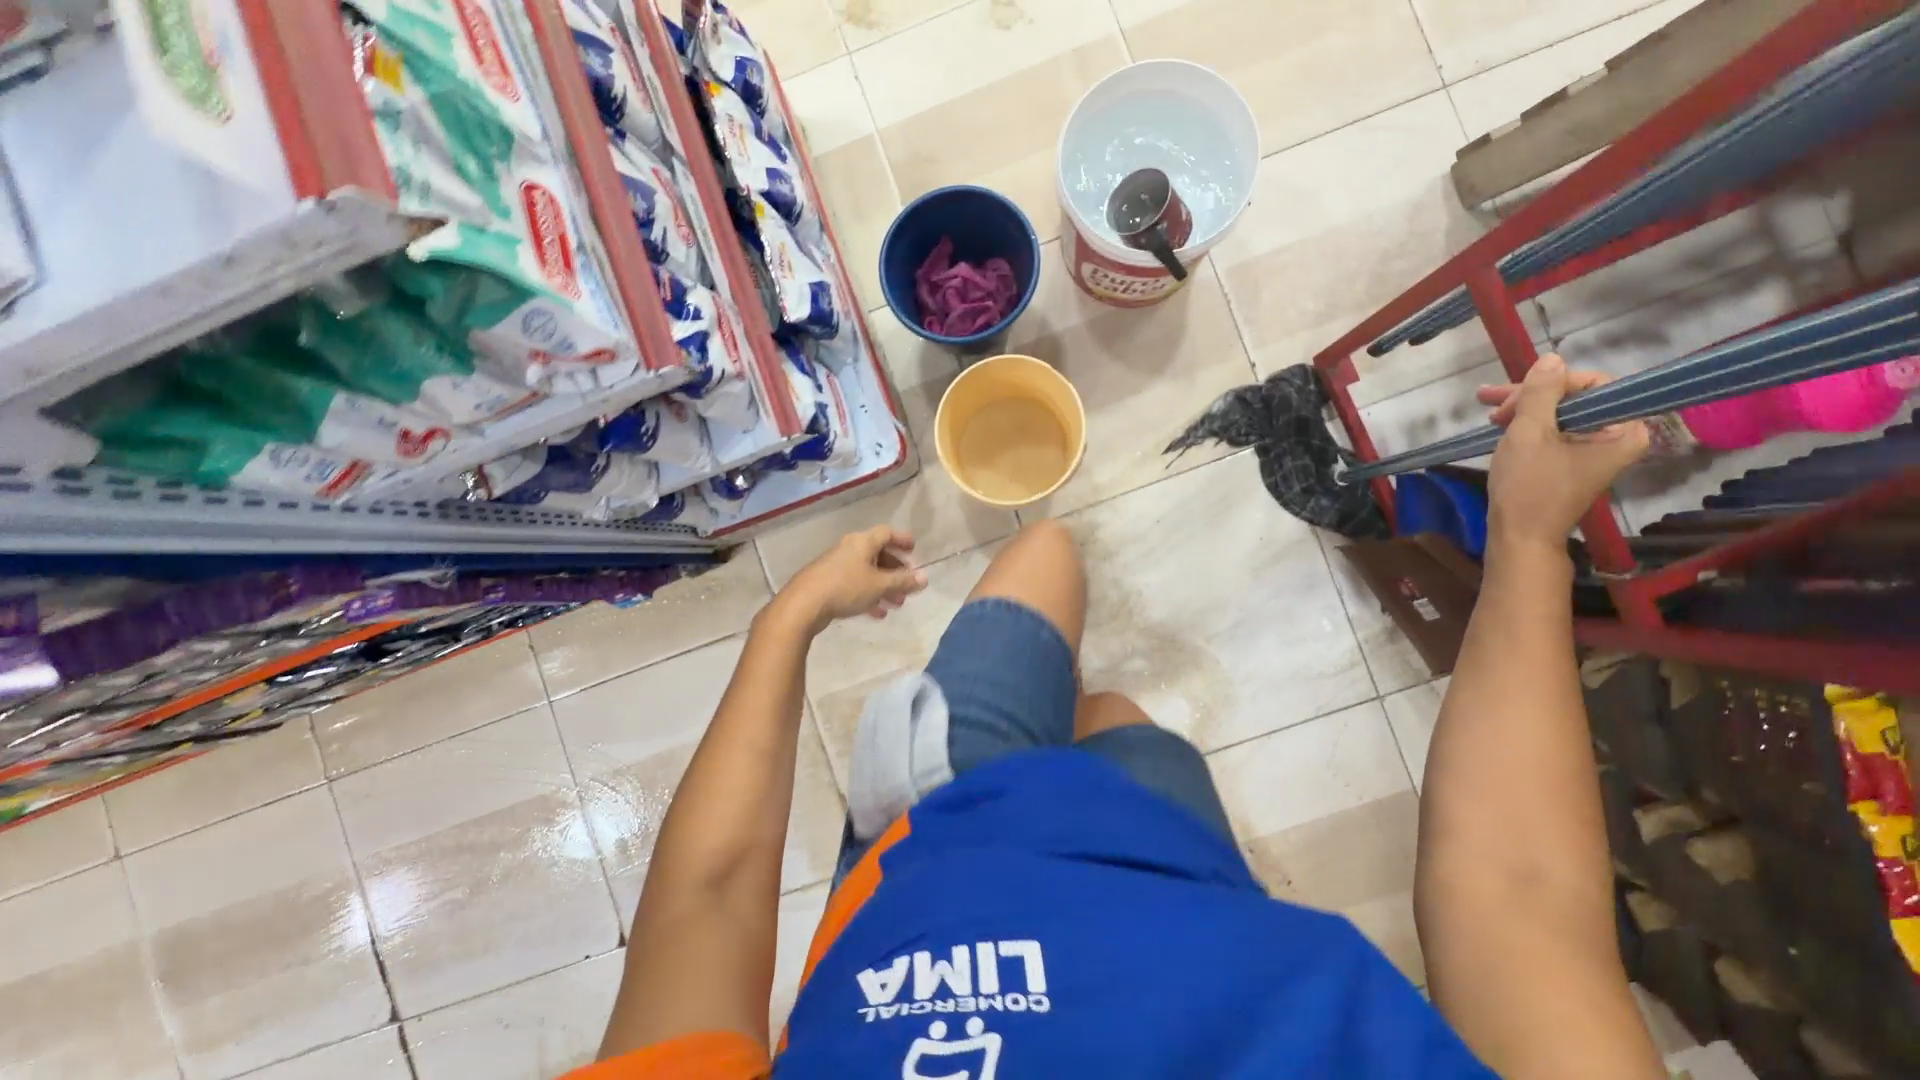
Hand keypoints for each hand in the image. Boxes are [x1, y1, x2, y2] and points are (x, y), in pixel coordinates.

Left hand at [773, 525, 928, 631]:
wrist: (803, 604)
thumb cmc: (846, 588)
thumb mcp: (880, 586)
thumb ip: (903, 581)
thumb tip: (925, 577)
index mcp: (862, 542)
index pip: (886, 533)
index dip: (902, 540)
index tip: (914, 551)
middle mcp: (849, 549)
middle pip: (877, 554)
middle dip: (895, 570)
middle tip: (907, 585)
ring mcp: (836, 565)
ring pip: (866, 572)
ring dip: (883, 586)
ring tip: (896, 604)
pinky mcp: (827, 582)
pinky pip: (854, 585)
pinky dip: (867, 595)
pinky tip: (876, 613)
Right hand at [1477, 354, 1648, 551]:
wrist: (1519, 537)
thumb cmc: (1528, 487)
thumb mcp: (1529, 433)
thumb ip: (1541, 392)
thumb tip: (1552, 358)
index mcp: (1624, 431)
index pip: (1594, 385)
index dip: (1551, 384)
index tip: (1513, 397)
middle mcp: (1619, 438)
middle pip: (1576, 399)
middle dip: (1531, 397)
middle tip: (1490, 401)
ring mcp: (1597, 452)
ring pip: (1561, 415)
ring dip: (1525, 411)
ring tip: (1490, 415)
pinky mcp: (1575, 463)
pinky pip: (1556, 433)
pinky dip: (1529, 427)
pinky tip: (1501, 427)